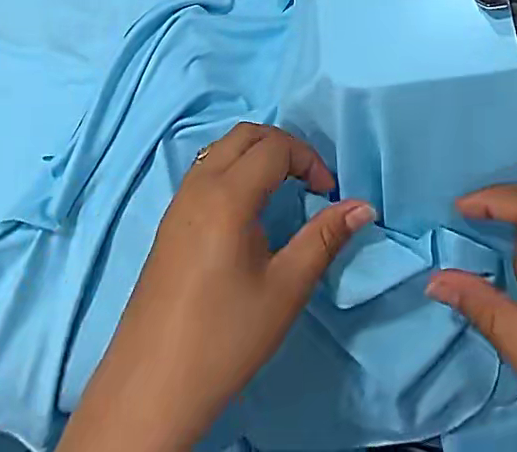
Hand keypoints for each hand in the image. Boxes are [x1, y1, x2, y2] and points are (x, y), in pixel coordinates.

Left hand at [57, 122, 375, 451]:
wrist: (153, 382)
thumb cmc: (226, 335)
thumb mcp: (286, 288)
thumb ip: (324, 238)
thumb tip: (363, 206)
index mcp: (227, 195)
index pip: (274, 147)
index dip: (308, 160)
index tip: (328, 193)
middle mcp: (199, 185)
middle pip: (245, 134)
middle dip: (284, 146)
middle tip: (309, 181)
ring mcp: (179, 200)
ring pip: (222, 148)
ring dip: (257, 153)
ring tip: (284, 190)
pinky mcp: (170, 219)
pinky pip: (206, 169)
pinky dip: (235, 168)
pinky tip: (249, 209)